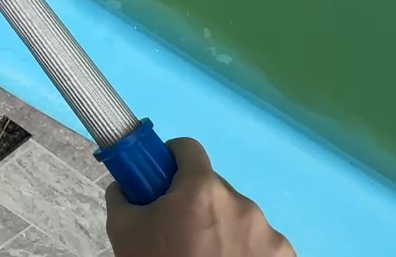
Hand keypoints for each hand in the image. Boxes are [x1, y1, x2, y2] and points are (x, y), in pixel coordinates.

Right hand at [106, 139, 293, 256]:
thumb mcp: (123, 229)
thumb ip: (123, 196)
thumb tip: (128, 187)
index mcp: (203, 189)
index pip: (188, 149)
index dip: (172, 159)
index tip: (164, 180)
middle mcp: (243, 206)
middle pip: (214, 189)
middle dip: (198, 203)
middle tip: (182, 233)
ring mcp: (272, 238)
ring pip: (240, 219)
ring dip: (226, 230)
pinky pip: (263, 246)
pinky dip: (249, 253)